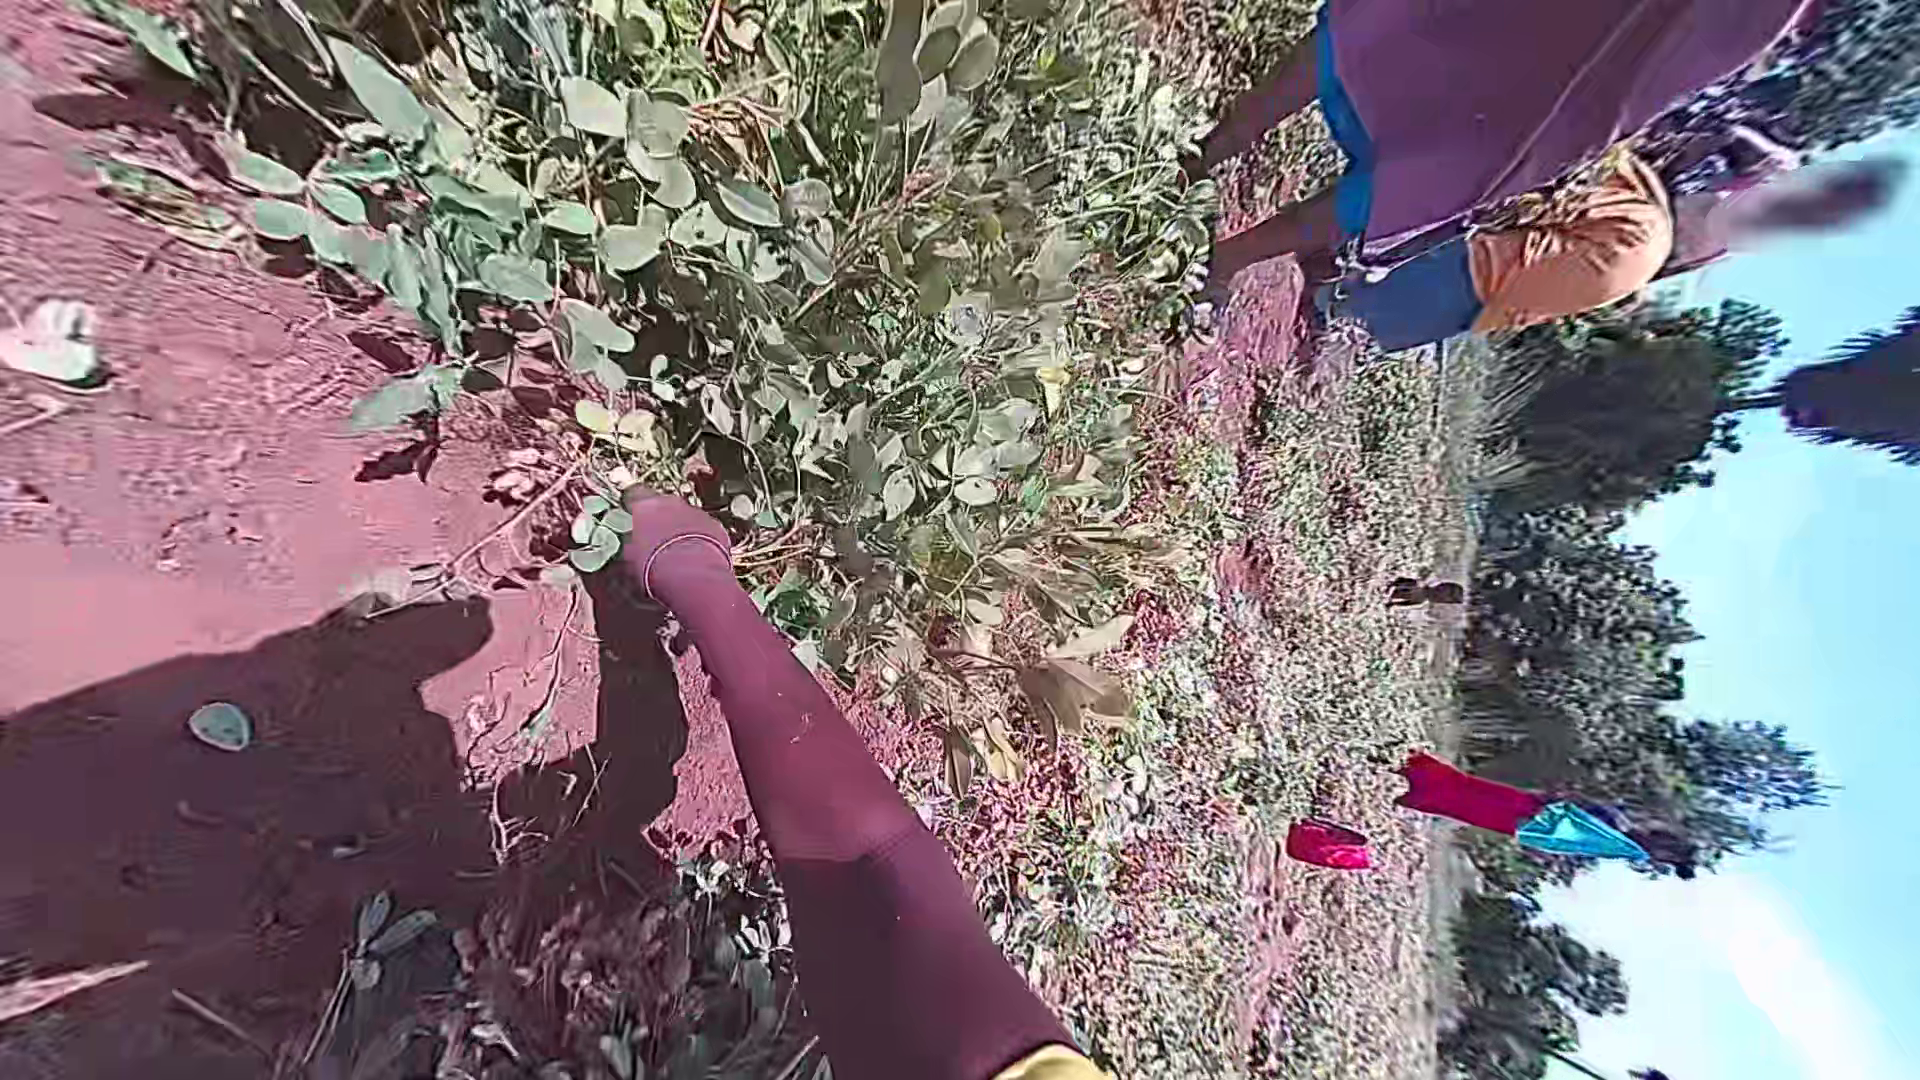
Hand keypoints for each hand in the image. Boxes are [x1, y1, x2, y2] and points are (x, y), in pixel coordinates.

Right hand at [619, 489, 731, 598]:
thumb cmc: (656, 567)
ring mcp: (698, 513)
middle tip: (653, 538)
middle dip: (659, 518)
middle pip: (663, 504)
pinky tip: (696, 555)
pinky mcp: (716, 527)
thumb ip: (626, 543)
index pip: (633, 494)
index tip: (630, 514)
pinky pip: (705, 528)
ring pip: (686, 516)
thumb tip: (626, 546)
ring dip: (681, 528)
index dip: (632, 505)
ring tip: (675, 551)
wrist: (694, 577)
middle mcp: (674, 503)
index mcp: (646, 505)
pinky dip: (701, 537)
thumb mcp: (628, 557)